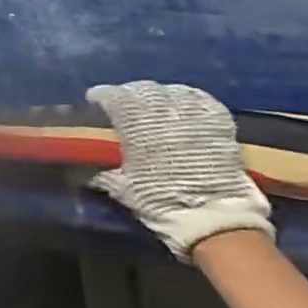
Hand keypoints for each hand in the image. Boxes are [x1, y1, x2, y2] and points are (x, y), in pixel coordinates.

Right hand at [85, 80, 273, 259]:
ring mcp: (195, 120)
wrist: (212, 217)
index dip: (103, 95)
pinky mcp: (220, 127)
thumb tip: (87, 171)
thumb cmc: (160, 201)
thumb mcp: (123, 187)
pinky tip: (185, 102)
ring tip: (154, 100)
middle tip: (123, 99)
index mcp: (137, 130)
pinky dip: (191, 97)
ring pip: (173, 91)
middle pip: (144, 90)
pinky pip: (204, 101)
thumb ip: (106, 172)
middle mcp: (164, 118)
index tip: (94, 98)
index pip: (115, 98)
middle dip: (130, 92)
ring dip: (160, 93)